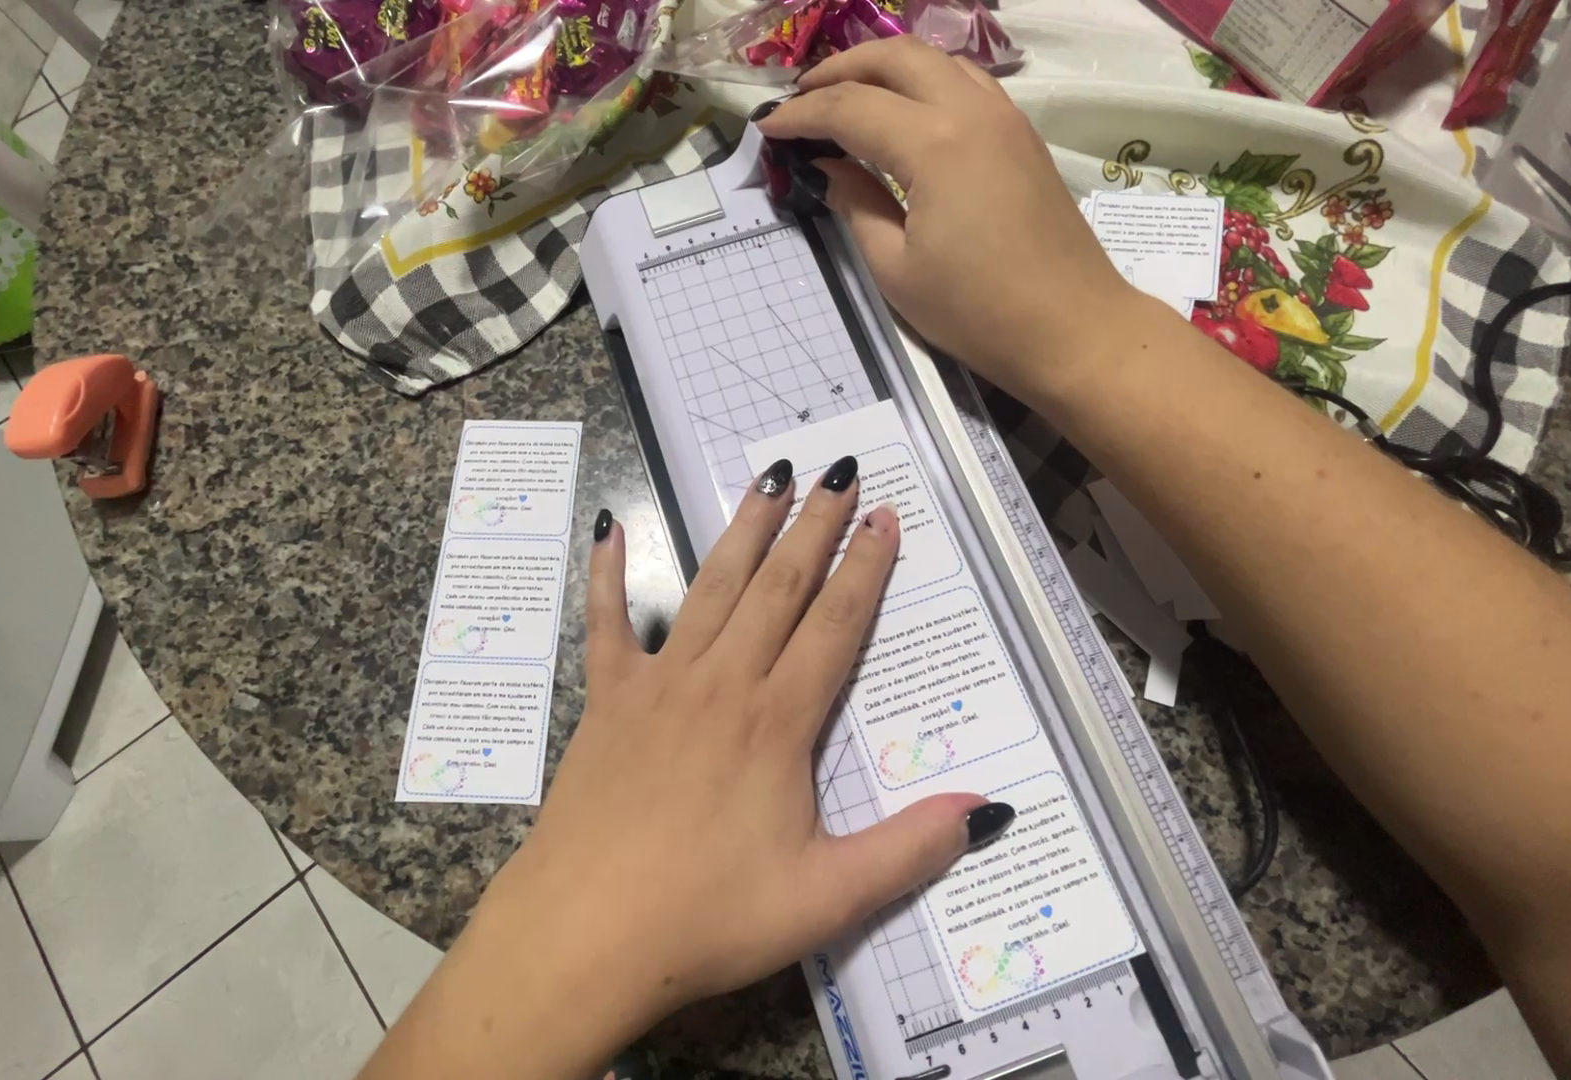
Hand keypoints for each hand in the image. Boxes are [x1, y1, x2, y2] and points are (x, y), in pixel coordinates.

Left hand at [371, 458, 1013, 1079]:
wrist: (582, 936)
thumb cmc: (705, 919)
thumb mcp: (824, 900)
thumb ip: (909, 851)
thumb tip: (988, 809)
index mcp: (776, 723)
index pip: (835, 625)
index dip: (865, 568)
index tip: (884, 518)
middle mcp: (720, 683)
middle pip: (778, 587)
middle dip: (812, 526)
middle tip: (836, 472)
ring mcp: (658, 684)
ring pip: (710, 588)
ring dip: (743, 530)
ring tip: (767, 477)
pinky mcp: (607, 699)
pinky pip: (605, 622)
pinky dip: (607, 574)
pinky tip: (610, 528)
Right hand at [757, 37, 1147, 404]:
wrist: (1069, 328)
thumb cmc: (975, 312)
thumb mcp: (895, 270)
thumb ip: (855, 206)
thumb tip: (828, 168)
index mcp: (934, 145)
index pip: (850, 108)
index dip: (802, 116)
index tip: (768, 130)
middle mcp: (970, 111)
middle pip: (894, 57)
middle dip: (839, 70)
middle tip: (801, 98)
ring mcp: (1004, 118)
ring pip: (935, 60)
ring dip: (884, 67)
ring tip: (848, 97)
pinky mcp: (1021, 137)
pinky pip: (965, 83)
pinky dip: (924, 83)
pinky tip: (905, 114)